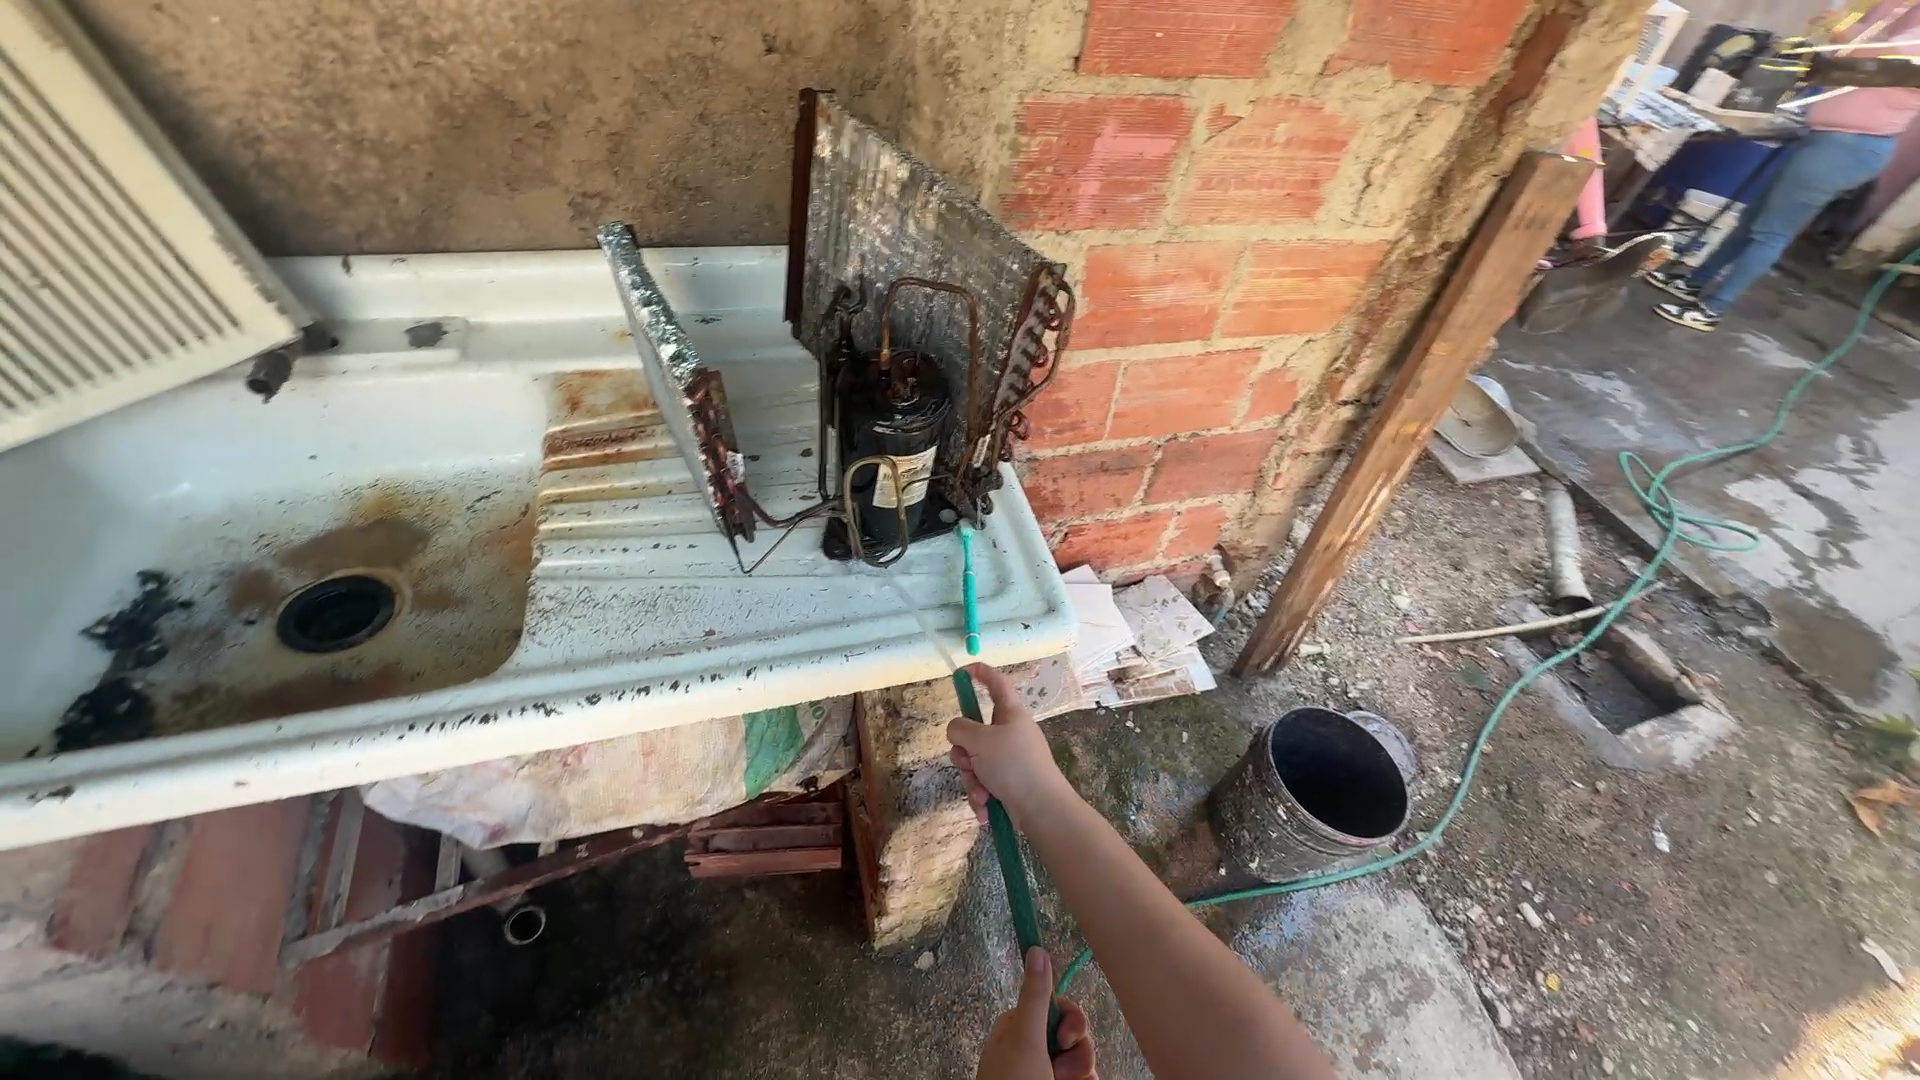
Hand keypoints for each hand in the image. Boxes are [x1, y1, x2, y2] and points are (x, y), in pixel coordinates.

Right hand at [948, 663, 1073, 827]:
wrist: (1042, 809)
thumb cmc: (1013, 765)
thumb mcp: (980, 740)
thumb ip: (960, 728)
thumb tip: (957, 731)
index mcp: (1010, 713)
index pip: (996, 683)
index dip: (980, 673)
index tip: (962, 671)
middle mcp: (1010, 733)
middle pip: (974, 733)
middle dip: (964, 752)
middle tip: (969, 761)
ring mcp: (1009, 760)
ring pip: (975, 762)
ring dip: (972, 780)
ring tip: (982, 794)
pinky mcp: (1008, 783)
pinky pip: (983, 784)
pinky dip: (981, 797)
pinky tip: (986, 810)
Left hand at [977, 947, 1097, 1079]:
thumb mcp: (1024, 1039)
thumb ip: (1036, 996)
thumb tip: (1037, 947)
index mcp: (1020, 1029)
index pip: (1056, 1006)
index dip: (1068, 1019)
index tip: (1065, 1036)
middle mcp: (1035, 1049)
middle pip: (1075, 1035)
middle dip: (1077, 1055)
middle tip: (1060, 1073)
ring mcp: (1050, 1075)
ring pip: (1085, 1063)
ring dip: (1081, 1076)